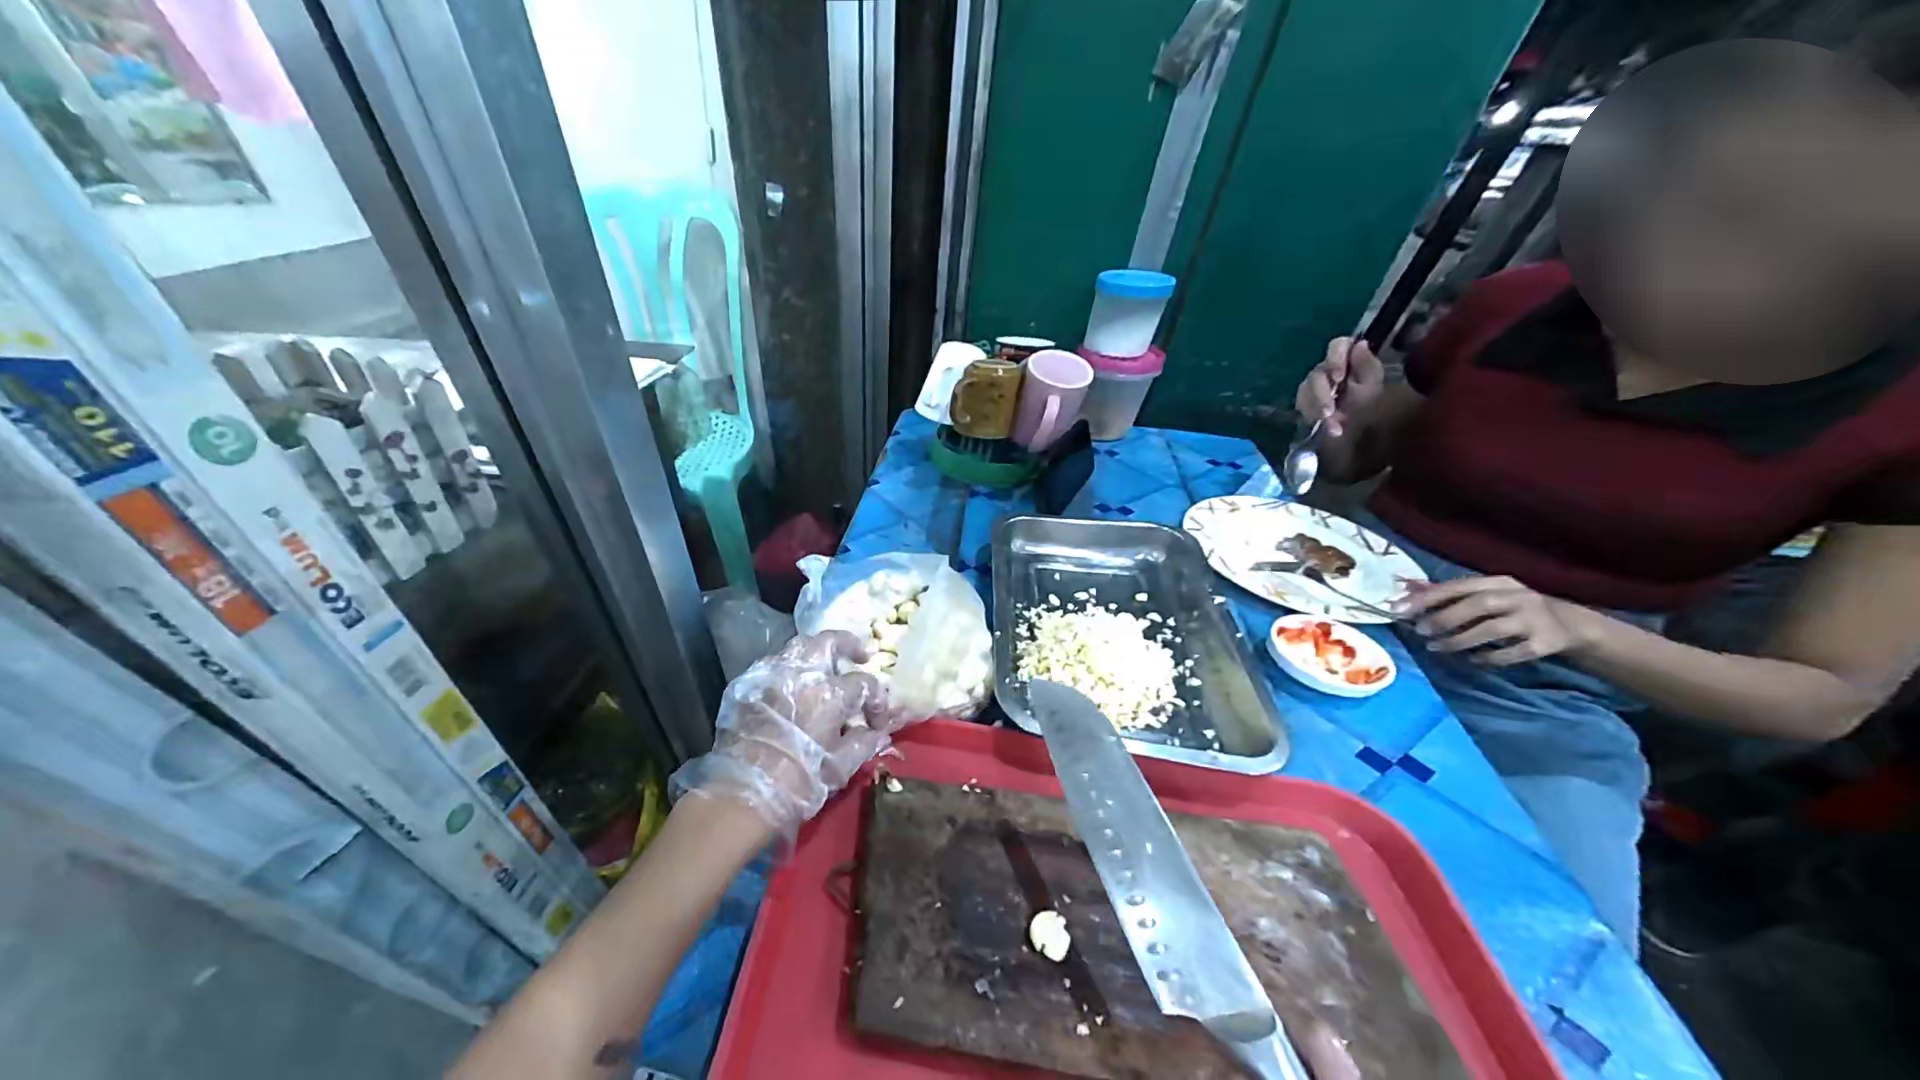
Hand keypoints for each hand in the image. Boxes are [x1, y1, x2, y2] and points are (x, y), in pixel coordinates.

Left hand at [668, 631, 922, 841]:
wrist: (741, 797)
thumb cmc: (798, 783)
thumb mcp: (840, 766)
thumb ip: (863, 743)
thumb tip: (879, 733)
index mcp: (830, 694)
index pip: (864, 684)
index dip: (877, 701)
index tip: (876, 721)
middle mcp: (801, 674)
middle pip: (828, 642)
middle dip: (848, 645)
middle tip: (859, 655)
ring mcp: (770, 676)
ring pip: (798, 647)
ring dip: (816, 653)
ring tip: (825, 667)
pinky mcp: (746, 686)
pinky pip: (773, 664)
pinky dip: (789, 668)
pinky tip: (793, 685)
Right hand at [1295, 336, 1384, 437]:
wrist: (1360, 429)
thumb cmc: (1368, 402)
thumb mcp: (1373, 383)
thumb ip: (1366, 364)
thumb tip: (1359, 344)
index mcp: (1346, 357)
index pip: (1336, 346)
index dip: (1335, 358)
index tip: (1339, 377)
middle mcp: (1326, 368)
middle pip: (1317, 375)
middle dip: (1322, 395)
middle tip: (1329, 412)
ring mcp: (1312, 385)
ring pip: (1306, 392)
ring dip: (1317, 410)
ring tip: (1332, 427)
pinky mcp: (1304, 401)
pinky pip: (1302, 406)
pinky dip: (1314, 418)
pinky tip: (1328, 428)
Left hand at [1397, 575, 1599, 665]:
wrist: (1570, 625)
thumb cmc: (1512, 609)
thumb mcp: (1488, 595)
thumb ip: (1452, 596)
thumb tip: (1407, 596)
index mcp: (1498, 582)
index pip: (1457, 586)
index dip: (1427, 597)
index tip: (1399, 609)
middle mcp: (1518, 596)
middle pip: (1477, 605)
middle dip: (1444, 618)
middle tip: (1420, 632)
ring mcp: (1534, 619)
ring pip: (1491, 629)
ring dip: (1459, 640)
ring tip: (1436, 648)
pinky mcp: (1546, 643)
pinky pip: (1512, 653)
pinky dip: (1488, 658)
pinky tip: (1472, 660)